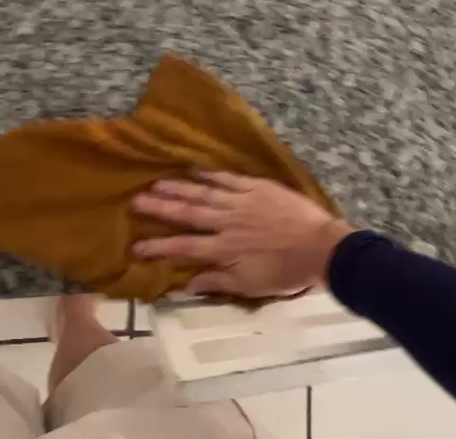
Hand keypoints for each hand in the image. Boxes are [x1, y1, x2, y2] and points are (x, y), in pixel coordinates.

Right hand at [131, 172, 354, 297]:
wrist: (320, 247)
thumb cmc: (286, 271)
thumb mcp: (250, 286)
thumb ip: (217, 281)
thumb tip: (186, 283)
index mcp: (225, 248)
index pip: (184, 247)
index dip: (158, 247)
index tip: (134, 246)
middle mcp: (228, 222)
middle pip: (188, 213)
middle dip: (160, 208)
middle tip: (135, 200)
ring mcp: (242, 201)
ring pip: (204, 193)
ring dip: (179, 188)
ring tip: (156, 182)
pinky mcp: (256, 187)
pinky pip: (228, 178)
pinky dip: (209, 174)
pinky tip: (193, 169)